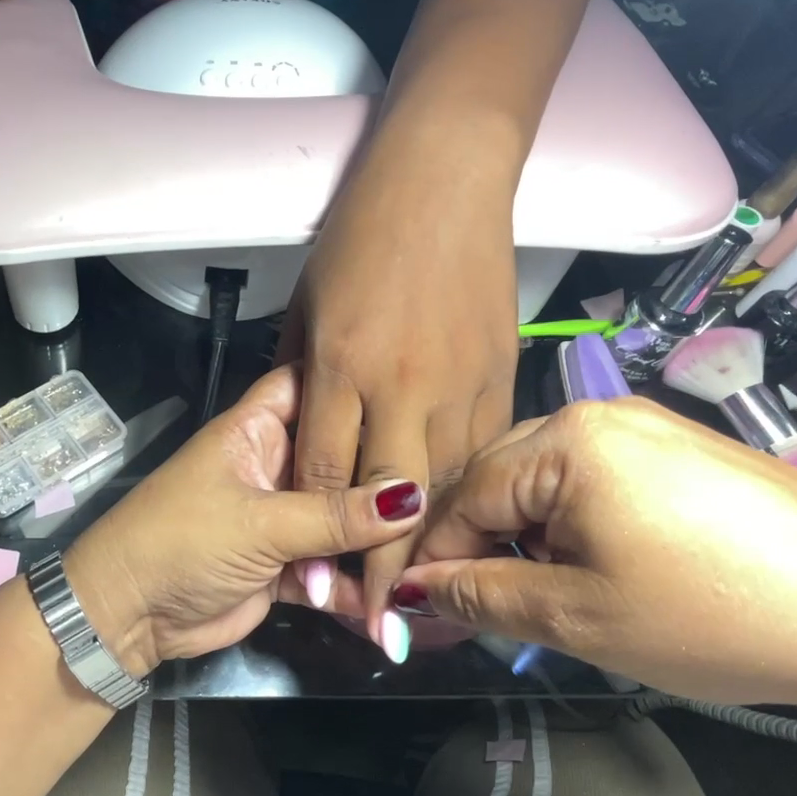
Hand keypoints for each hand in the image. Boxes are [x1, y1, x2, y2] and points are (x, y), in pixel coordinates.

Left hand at [63, 365, 428, 678]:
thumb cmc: (181, 542)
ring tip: (427, 561)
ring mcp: (281, 519)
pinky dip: (353, 587)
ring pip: (343, 520)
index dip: (355, 384)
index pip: (311, 388)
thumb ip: (335, 515)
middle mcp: (275, 467)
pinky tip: (393, 605)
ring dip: (376, 544)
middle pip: (342, 460)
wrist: (130, 614)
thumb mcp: (259, 523)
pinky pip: (331, 569)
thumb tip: (413, 498)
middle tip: (446, 498)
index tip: (413, 388)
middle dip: (386, 480)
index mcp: (255, 431)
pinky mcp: (285, 567)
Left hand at [278, 171, 519, 654]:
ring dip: (432, 540)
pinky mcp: (500, 373)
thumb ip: (300, 379)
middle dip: (382, 566)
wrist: (442, 174)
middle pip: (386, 496)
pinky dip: (470, 492)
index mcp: (338, 366)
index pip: (325, 472)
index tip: (327, 585)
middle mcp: (398, 384)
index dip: (323, 533)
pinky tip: (465, 524)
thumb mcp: (304, 308)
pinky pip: (481, 450)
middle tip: (378, 621)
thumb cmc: (356, 235)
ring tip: (422, 592)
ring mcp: (457, 380)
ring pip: (442, 483)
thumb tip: (296, 438)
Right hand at [396, 399, 796, 709]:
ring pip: (543, 479)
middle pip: (499, 478)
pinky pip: (591, 477)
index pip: (463, 495)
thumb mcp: (576, 615)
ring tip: (536, 591)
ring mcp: (647, 427)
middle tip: (470, 607)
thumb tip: (411, 591)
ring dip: (522, 534)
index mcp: (567, 439)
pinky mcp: (682, 450)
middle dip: (476, 543)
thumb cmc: (712, 615)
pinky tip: (591, 564)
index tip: (415, 609)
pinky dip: (569, 521)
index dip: (432, 556)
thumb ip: (478, 595)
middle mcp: (599, 415)